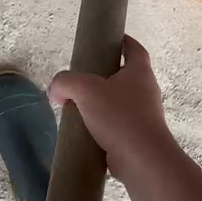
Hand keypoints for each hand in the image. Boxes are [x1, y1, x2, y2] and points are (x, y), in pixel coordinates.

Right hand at [47, 36, 177, 169]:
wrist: (142, 160)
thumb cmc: (119, 116)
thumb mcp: (85, 90)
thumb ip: (65, 83)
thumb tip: (55, 91)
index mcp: (139, 72)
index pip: (134, 48)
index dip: (122, 41)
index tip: (107, 40)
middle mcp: (146, 90)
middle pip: (125, 76)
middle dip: (103, 76)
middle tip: (81, 79)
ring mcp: (145, 115)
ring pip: (120, 102)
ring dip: (101, 103)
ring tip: (78, 108)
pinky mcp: (139, 137)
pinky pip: (118, 125)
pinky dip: (103, 126)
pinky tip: (85, 132)